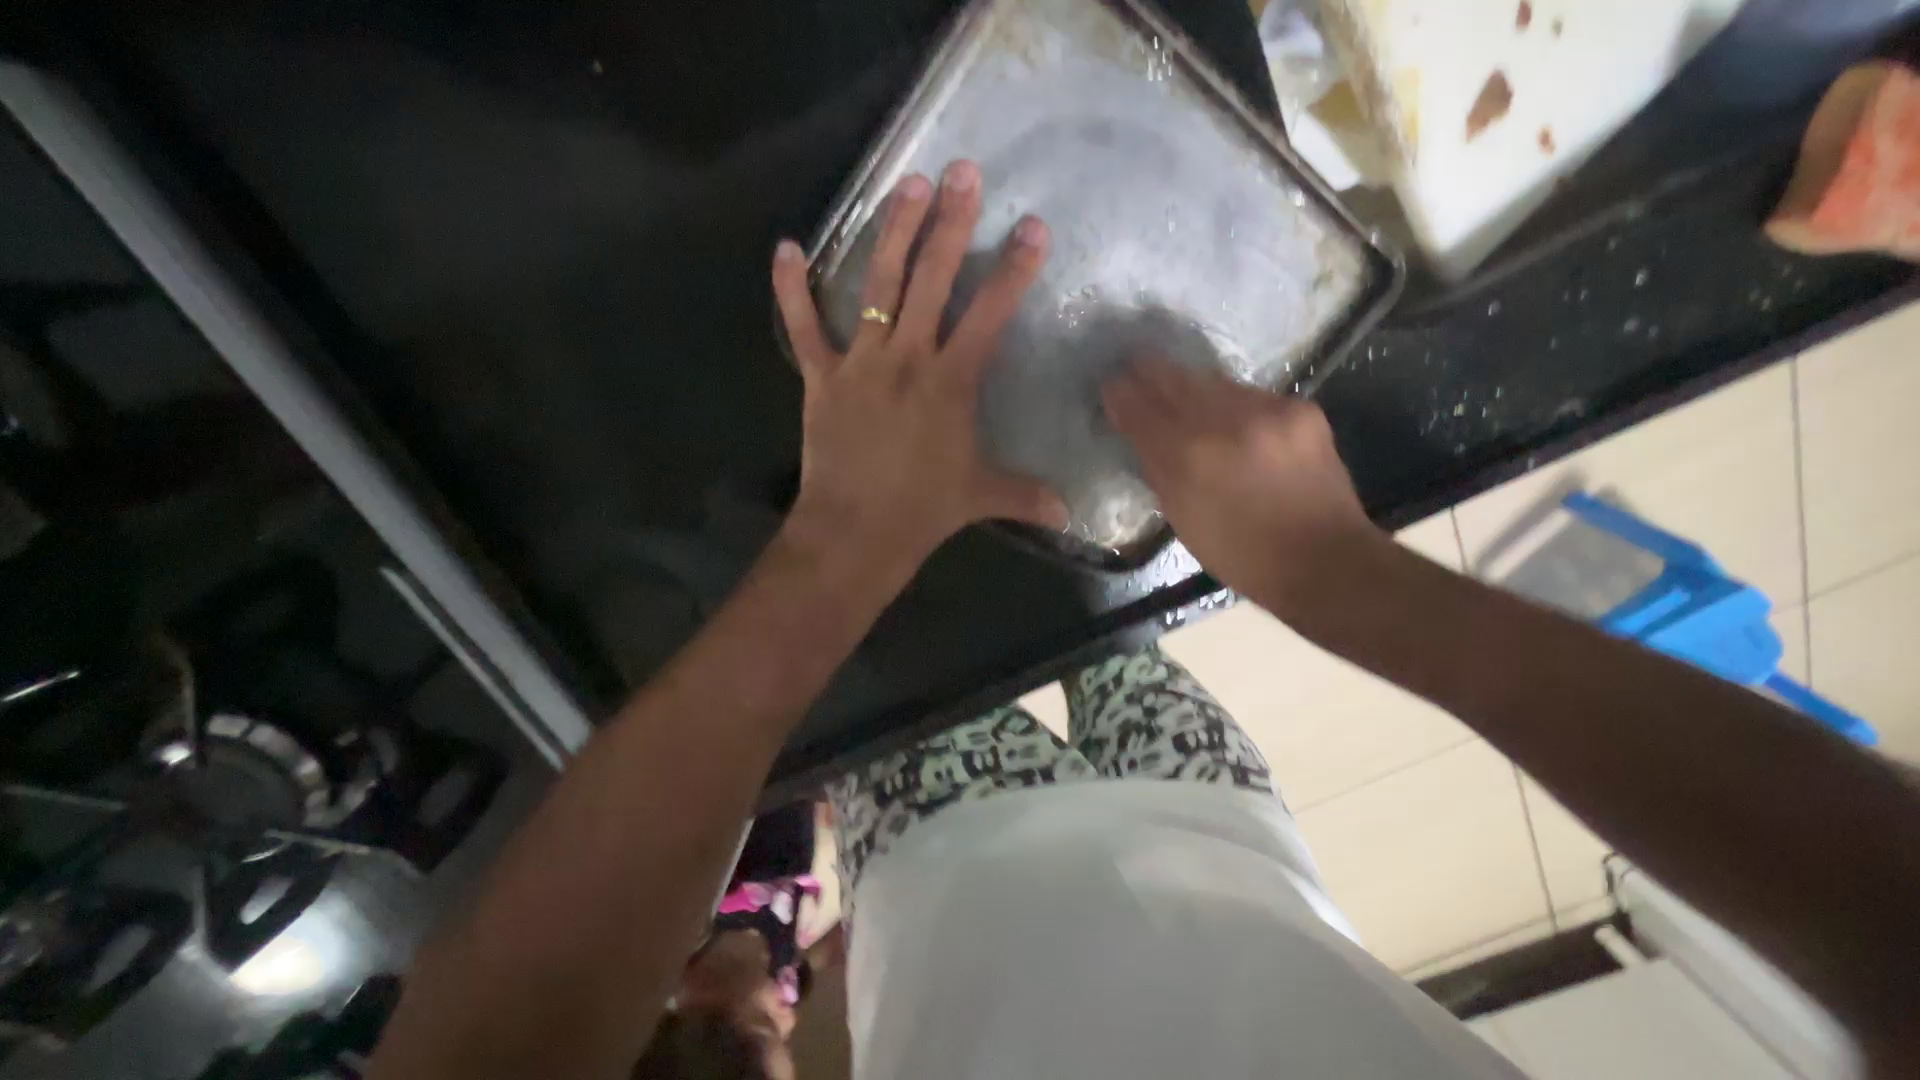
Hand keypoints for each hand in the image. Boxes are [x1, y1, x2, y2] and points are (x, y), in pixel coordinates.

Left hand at [772, 160, 1066, 578]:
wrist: (855, 533)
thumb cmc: (922, 512)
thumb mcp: (981, 497)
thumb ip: (1026, 494)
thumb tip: (1069, 513)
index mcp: (952, 381)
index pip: (990, 313)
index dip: (1014, 269)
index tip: (1033, 227)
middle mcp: (907, 358)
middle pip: (933, 280)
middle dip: (951, 224)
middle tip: (962, 172)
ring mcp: (860, 362)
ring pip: (878, 286)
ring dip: (894, 234)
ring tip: (908, 185)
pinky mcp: (820, 376)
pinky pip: (803, 327)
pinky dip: (791, 290)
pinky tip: (785, 248)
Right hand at [1104, 358, 1381, 609]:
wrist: (1322, 559)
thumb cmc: (1240, 553)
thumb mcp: (1181, 517)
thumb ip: (1156, 467)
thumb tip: (1138, 429)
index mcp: (1187, 458)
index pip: (1139, 407)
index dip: (1121, 392)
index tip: (1112, 385)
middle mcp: (1224, 423)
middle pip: (1175, 379)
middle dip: (1152, 374)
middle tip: (1138, 368)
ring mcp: (1266, 411)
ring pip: (1214, 382)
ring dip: (1195, 387)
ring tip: (1184, 394)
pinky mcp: (1298, 409)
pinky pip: (1252, 395)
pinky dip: (1237, 405)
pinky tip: (1237, 423)